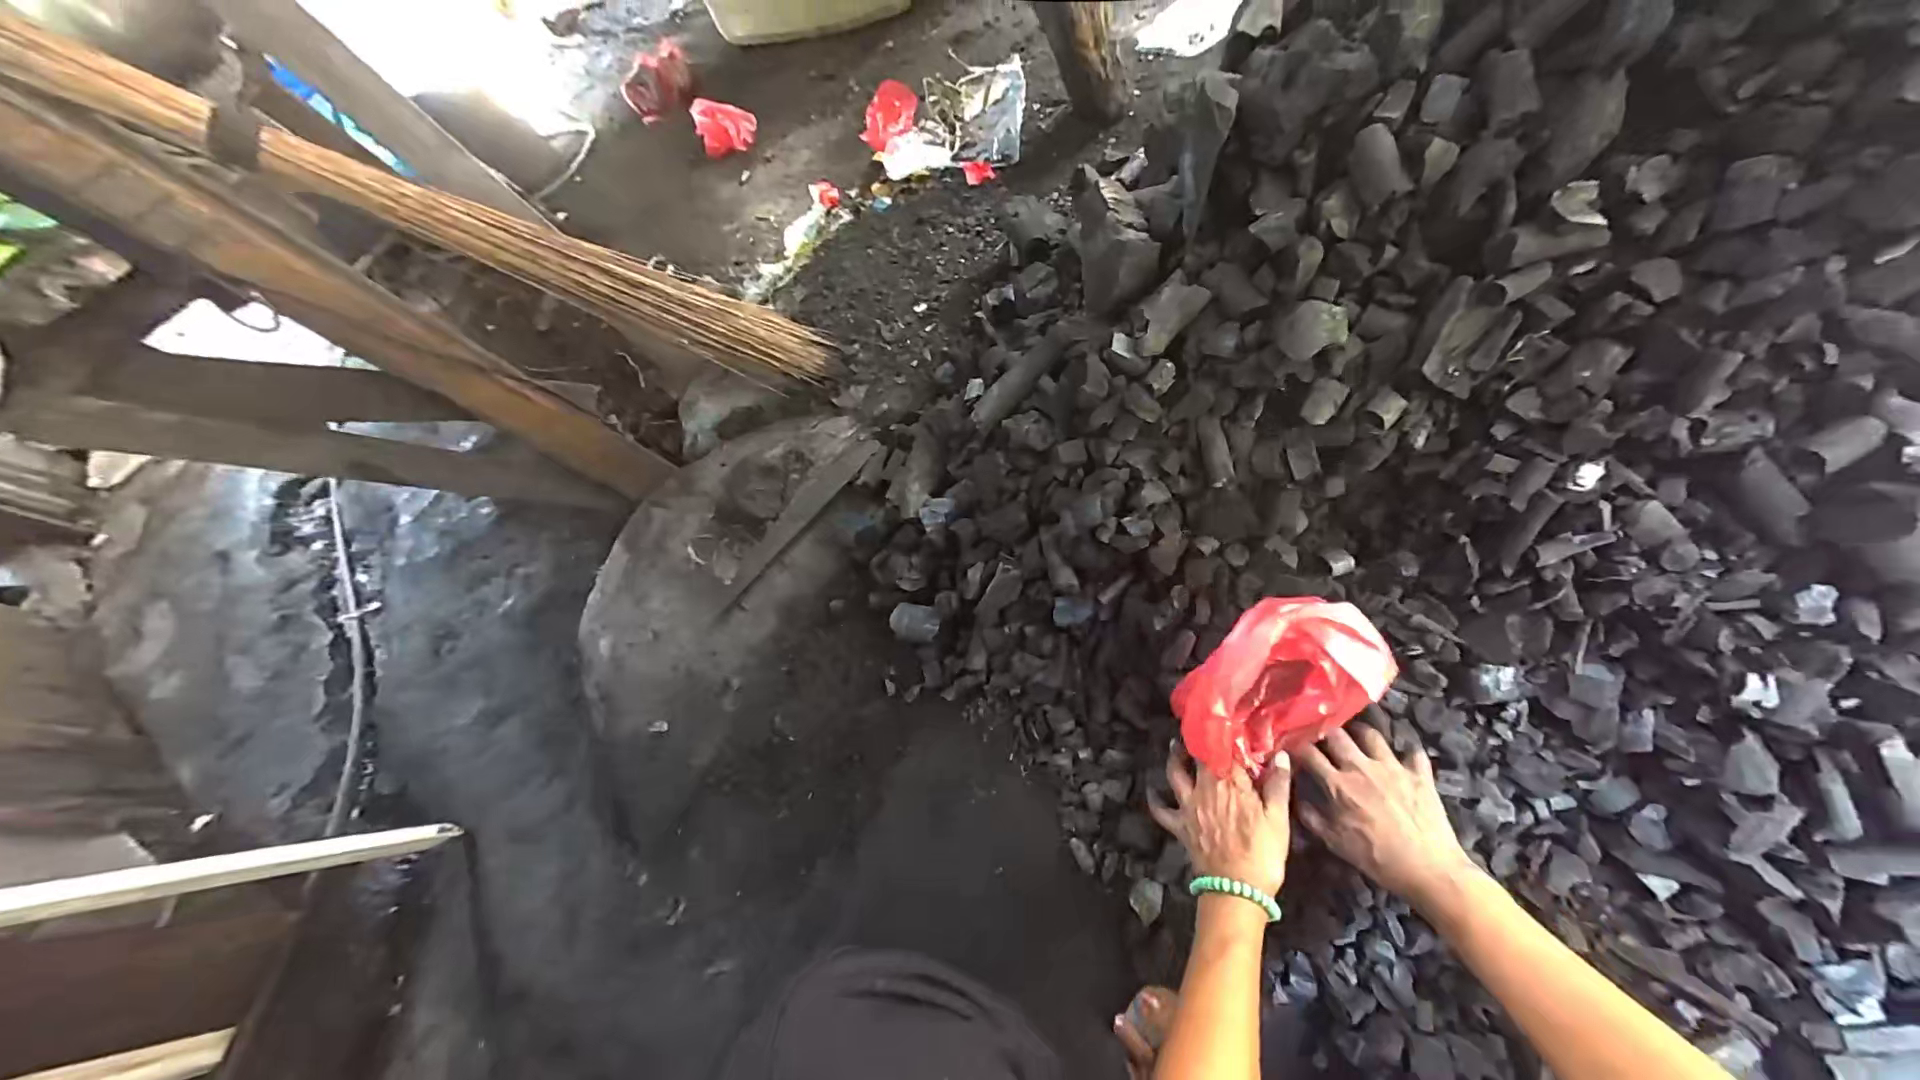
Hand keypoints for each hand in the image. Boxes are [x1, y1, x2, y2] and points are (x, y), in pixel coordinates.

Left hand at [1148, 745, 1292, 897]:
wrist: (1237, 889)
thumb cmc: (1263, 852)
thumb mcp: (1279, 818)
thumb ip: (1278, 784)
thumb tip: (1280, 755)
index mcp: (1229, 783)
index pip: (1224, 751)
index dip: (1223, 736)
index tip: (1224, 724)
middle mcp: (1203, 788)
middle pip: (1194, 757)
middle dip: (1195, 741)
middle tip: (1196, 730)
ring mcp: (1187, 806)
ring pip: (1173, 774)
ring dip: (1172, 758)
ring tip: (1173, 747)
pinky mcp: (1178, 825)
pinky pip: (1160, 809)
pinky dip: (1154, 798)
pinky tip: (1152, 789)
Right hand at [1296, 725, 1477, 909]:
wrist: (1431, 871)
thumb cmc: (1378, 859)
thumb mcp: (1335, 842)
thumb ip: (1311, 816)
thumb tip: (1295, 796)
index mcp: (1338, 784)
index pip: (1308, 752)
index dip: (1296, 745)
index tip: (1292, 746)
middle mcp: (1362, 767)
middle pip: (1336, 734)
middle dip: (1325, 732)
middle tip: (1323, 738)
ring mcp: (1393, 768)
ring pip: (1371, 734)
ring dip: (1360, 734)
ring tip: (1357, 739)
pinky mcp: (1420, 775)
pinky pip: (1413, 752)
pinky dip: (1406, 751)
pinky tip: (1401, 756)